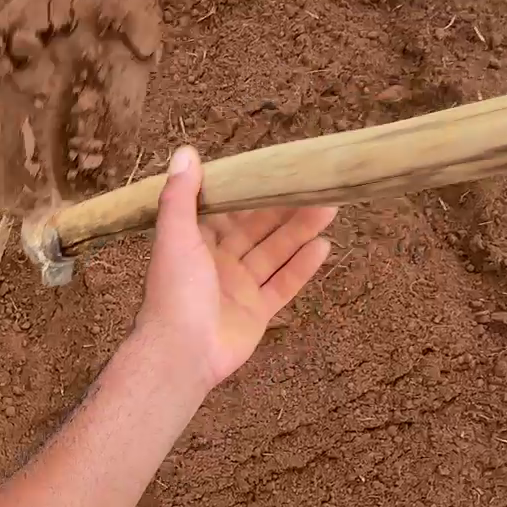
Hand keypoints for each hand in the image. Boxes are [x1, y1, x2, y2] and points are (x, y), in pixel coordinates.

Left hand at [129, 146, 337, 395]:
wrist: (181, 352)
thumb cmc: (175, 292)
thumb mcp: (174, 237)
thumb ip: (180, 197)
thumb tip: (184, 153)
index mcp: (195, 245)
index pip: (228, 211)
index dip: (252, 191)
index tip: (281, 167)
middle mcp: (217, 265)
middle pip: (258, 230)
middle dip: (286, 208)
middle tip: (320, 183)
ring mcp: (237, 290)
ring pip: (275, 254)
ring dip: (300, 231)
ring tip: (332, 206)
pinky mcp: (255, 314)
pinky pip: (283, 286)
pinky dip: (302, 268)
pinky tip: (324, 246)